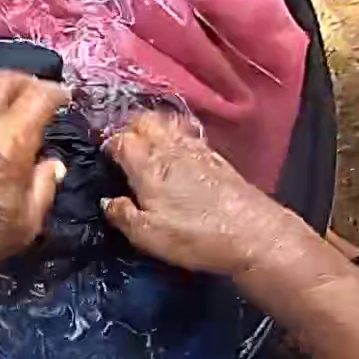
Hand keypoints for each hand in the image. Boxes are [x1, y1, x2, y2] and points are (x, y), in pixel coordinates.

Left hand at [0, 73, 69, 289]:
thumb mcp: (28, 221)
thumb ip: (45, 185)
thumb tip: (53, 163)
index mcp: (10, 142)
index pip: (38, 97)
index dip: (56, 92)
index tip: (65, 97)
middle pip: (5, 80)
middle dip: (27, 81)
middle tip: (38, 91)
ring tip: (9, 94)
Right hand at [102, 112, 308, 276]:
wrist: (254, 234)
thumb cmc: (195, 237)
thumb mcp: (148, 236)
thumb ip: (123, 215)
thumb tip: (107, 201)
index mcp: (148, 168)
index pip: (122, 141)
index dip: (109, 144)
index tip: (104, 155)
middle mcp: (171, 151)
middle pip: (146, 121)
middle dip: (130, 126)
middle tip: (122, 141)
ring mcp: (197, 151)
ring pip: (169, 123)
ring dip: (154, 126)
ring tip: (146, 139)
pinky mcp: (217, 158)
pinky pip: (189, 134)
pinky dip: (176, 133)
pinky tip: (177, 147)